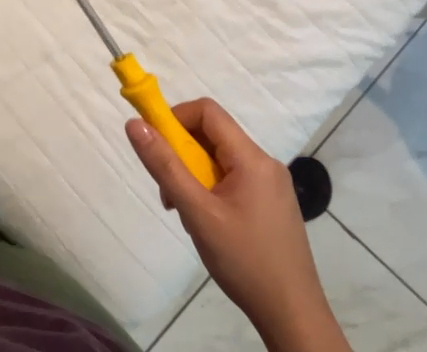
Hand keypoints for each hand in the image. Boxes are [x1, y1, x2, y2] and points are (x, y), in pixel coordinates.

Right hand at [127, 100, 343, 349]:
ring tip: (184, 211)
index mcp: (253, 160)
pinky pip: (230, 178)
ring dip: (191, 174)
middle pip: (212, 135)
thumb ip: (164, 165)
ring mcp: (270, 185)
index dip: (174, 117)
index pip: (207, 112)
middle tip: (167, 189)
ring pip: (218, 158)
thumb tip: (134, 123)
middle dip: (180, 153)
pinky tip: (204, 221)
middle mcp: (265, 164)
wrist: (292, 314)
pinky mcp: (270, 203)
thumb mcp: (196, 212)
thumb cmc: (244, 260)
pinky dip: (208, 188)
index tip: (153, 144)